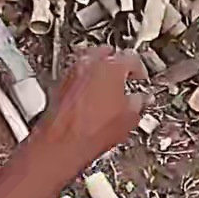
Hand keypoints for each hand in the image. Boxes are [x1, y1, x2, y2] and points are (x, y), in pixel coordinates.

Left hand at [33, 45, 147, 166]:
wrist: (62, 144)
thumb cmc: (93, 130)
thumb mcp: (129, 117)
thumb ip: (138, 102)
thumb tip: (140, 99)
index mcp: (111, 66)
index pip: (131, 58)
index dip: (139, 69)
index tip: (140, 78)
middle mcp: (89, 64)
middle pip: (106, 53)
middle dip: (116, 63)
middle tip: (124, 77)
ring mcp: (71, 73)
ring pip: (88, 62)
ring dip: (98, 71)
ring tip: (107, 87)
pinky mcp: (58, 85)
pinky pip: (76, 76)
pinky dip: (84, 81)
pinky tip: (90, 97)